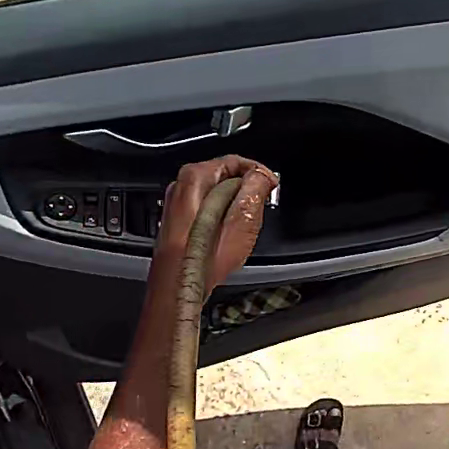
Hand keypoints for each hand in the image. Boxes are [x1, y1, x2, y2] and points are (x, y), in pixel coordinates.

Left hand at [152, 155, 277, 291]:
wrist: (179, 287)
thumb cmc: (204, 259)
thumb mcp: (243, 219)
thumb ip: (255, 189)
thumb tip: (262, 176)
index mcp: (194, 178)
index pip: (234, 161)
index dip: (258, 172)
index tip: (271, 184)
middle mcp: (181, 187)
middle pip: (224, 176)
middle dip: (247, 188)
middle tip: (262, 204)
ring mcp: (177, 204)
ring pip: (216, 193)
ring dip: (235, 203)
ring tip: (247, 221)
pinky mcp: (179, 221)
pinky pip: (208, 208)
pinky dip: (222, 214)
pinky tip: (229, 233)